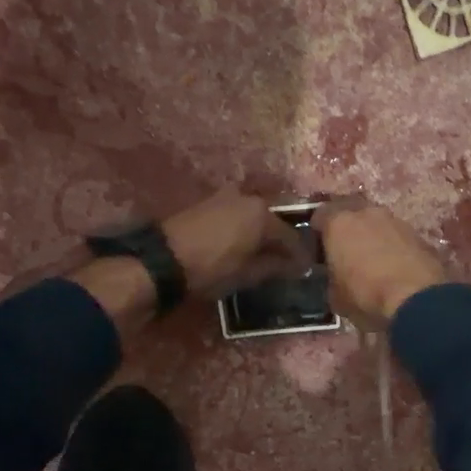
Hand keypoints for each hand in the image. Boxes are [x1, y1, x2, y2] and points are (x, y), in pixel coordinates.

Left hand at [160, 186, 308, 298]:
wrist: (164, 258)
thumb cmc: (212, 269)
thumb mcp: (248, 274)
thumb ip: (276, 267)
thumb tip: (297, 266)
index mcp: (262, 214)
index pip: (291, 237)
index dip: (300, 255)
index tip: (306, 270)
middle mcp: (248, 198)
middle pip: (274, 220)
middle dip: (282, 240)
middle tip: (287, 260)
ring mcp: (227, 196)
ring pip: (255, 215)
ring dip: (263, 232)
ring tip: (266, 252)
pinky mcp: (210, 201)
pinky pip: (239, 213)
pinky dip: (247, 227)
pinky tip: (246, 243)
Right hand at [313, 198, 449, 330]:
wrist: (416, 298)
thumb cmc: (366, 296)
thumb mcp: (336, 298)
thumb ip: (332, 280)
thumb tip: (336, 279)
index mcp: (338, 223)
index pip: (320, 215)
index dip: (318, 232)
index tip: (319, 249)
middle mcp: (366, 212)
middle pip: (350, 211)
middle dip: (346, 228)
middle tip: (345, 249)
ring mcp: (395, 220)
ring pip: (376, 222)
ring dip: (372, 236)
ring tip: (372, 259)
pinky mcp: (417, 234)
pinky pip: (397, 237)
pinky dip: (393, 247)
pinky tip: (394, 267)